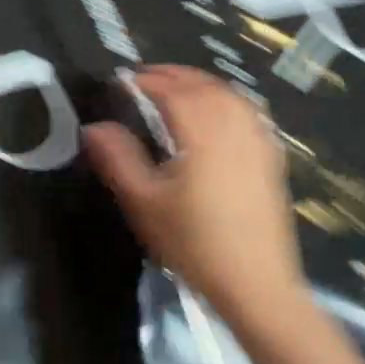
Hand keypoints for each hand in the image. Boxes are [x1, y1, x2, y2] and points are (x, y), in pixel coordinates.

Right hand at [83, 65, 306, 328]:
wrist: (256, 288)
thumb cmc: (193, 244)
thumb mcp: (142, 202)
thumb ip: (117, 158)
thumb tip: (93, 127)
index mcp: (202, 138)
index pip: (174, 92)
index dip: (146, 80)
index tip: (120, 81)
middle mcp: (235, 134)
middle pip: (207, 88)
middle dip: (174, 75)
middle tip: (143, 79)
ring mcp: (259, 149)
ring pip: (233, 99)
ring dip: (202, 85)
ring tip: (175, 89)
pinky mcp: (271, 165)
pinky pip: (252, 117)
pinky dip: (229, 103)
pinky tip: (217, 114)